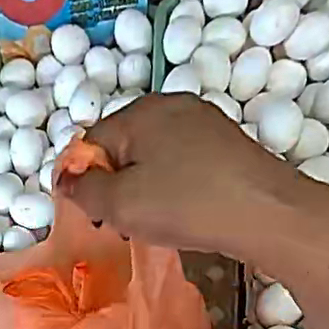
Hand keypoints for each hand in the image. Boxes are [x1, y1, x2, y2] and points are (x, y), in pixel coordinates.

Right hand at [62, 93, 328, 264]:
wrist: (264, 212)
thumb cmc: (183, 204)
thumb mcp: (119, 204)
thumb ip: (84, 190)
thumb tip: (65, 179)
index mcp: (138, 112)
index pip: (90, 144)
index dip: (83, 182)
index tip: (92, 216)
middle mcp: (169, 105)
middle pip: (121, 147)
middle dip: (113, 185)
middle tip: (120, 224)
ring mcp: (200, 120)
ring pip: (151, 155)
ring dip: (140, 188)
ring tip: (149, 221)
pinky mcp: (223, 141)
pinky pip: (178, 160)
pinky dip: (168, 185)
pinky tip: (179, 210)